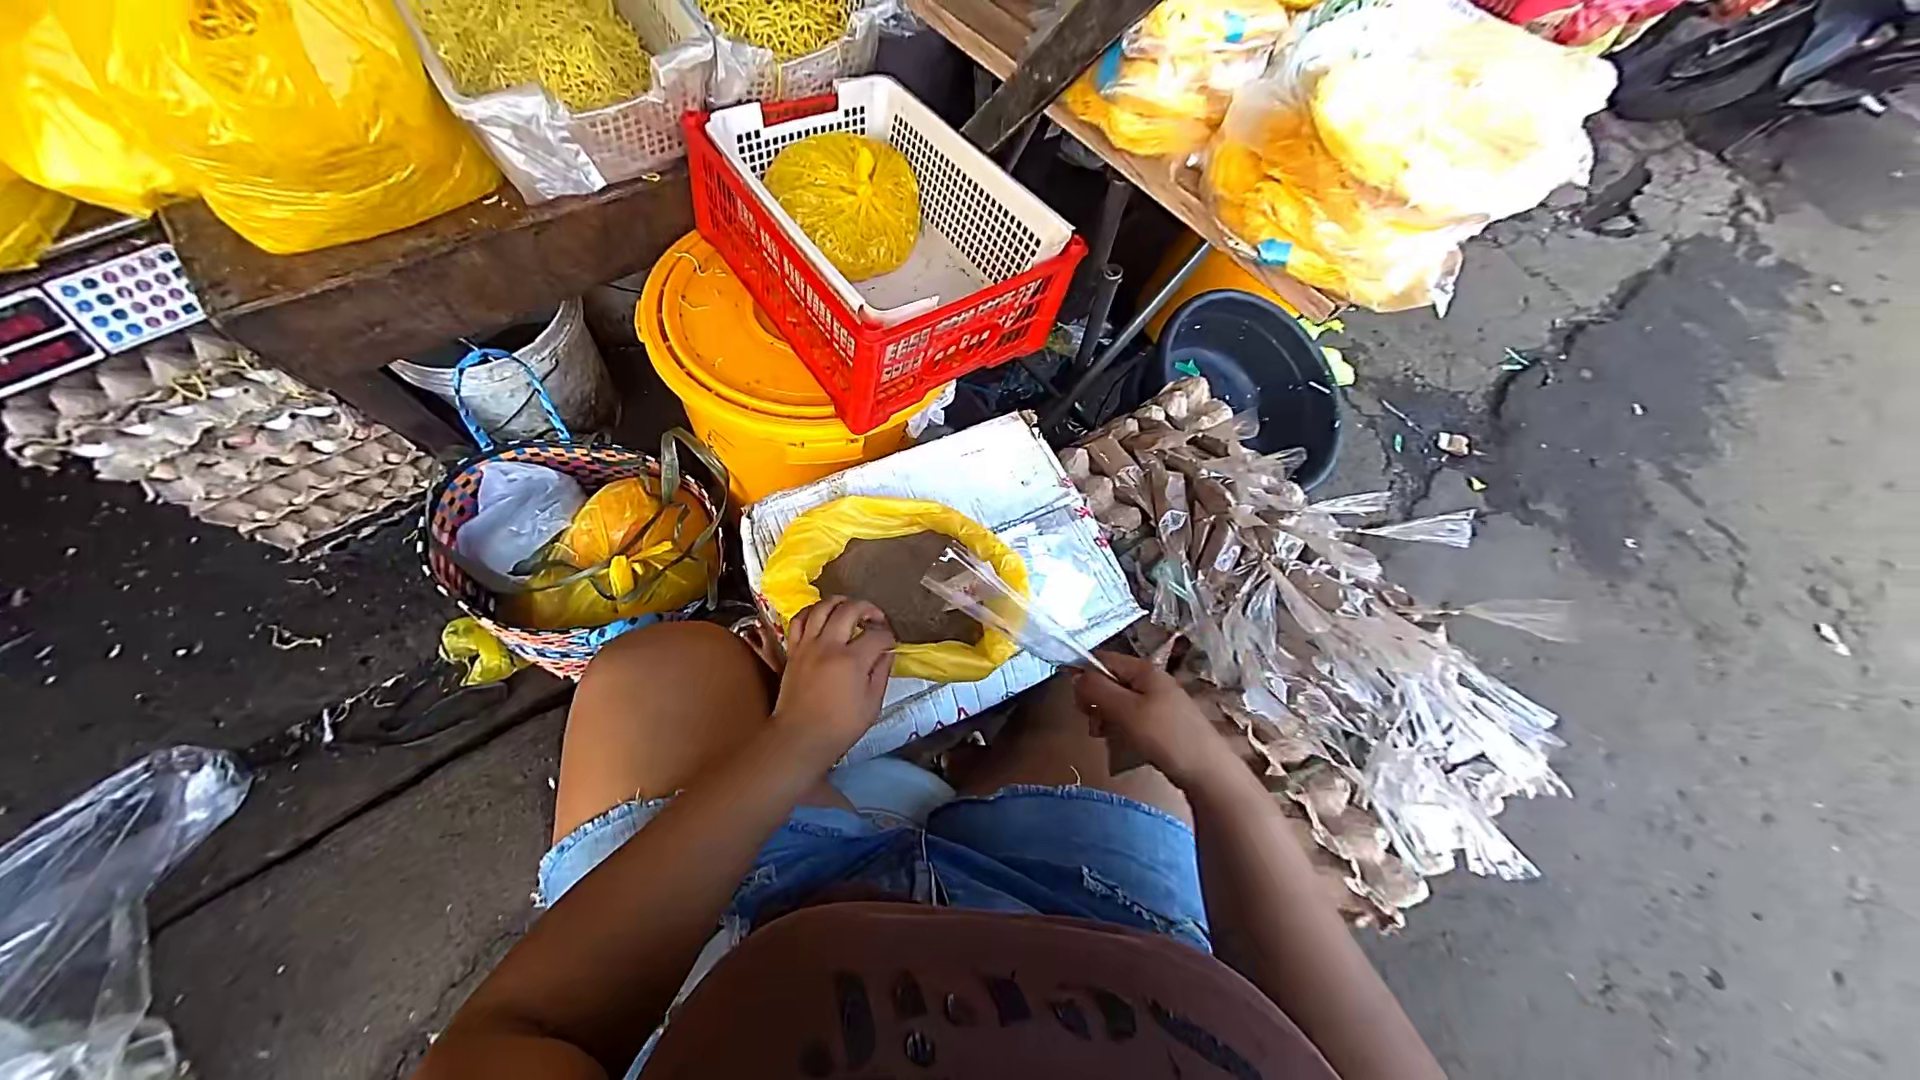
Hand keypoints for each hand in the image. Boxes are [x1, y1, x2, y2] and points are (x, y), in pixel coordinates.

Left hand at [771, 597, 896, 758]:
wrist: (800, 738)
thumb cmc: (840, 727)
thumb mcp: (872, 704)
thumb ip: (881, 673)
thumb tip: (886, 653)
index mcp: (852, 661)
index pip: (877, 635)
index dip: (889, 636)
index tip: (890, 644)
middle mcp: (829, 646)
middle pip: (850, 609)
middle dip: (869, 609)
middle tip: (876, 619)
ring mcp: (808, 645)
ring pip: (822, 607)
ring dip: (840, 602)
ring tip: (850, 608)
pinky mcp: (793, 650)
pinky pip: (799, 619)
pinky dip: (812, 611)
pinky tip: (822, 615)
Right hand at [1073, 651, 1241, 788]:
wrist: (1208, 772)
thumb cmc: (1164, 736)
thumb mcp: (1124, 709)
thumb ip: (1096, 689)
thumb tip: (1075, 675)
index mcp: (1142, 669)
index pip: (1101, 660)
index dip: (1084, 676)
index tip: (1078, 703)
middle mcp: (1150, 680)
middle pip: (1108, 681)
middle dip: (1095, 701)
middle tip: (1095, 725)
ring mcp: (1158, 701)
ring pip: (1118, 702)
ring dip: (1106, 718)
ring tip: (1108, 737)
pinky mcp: (1162, 722)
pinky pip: (1131, 718)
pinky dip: (1121, 728)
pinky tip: (1123, 743)